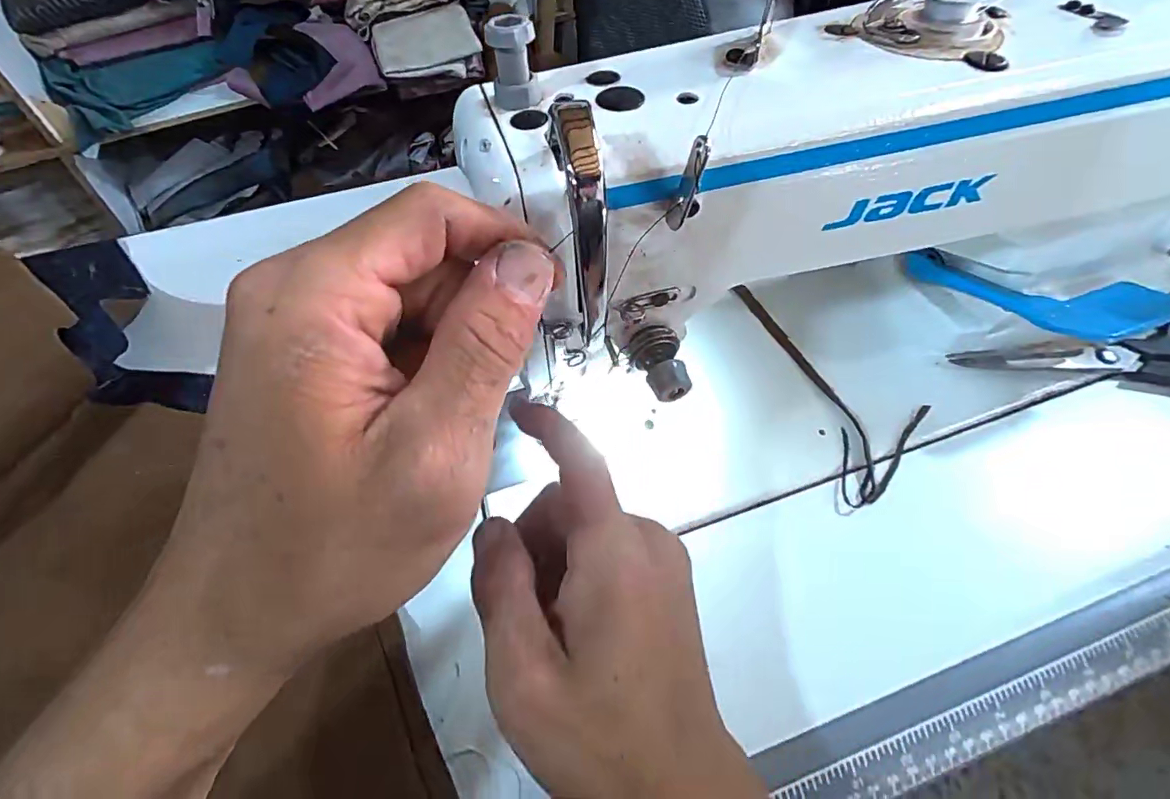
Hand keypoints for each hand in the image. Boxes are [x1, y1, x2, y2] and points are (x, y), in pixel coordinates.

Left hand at [155, 182, 558, 671]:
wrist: (235, 619)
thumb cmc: (334, 549)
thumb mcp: (435, 448)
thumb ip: (485, 342)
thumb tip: (529, 258)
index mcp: (313, 295)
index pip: (428, 214)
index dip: (501, 236)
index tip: (552, 290)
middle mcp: (292, 285)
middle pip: (419, 247)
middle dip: (482, 293)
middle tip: (520, 364)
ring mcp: (293, 315)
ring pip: (411, 282)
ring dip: (461, 326)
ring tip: (476, 397)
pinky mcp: (303, 345)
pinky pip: (389, 316)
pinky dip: (433, 347)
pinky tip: (442, 402)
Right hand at [472, 404, 764, 798]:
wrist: (676, 783)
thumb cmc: (598, 736)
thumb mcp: (523, 674)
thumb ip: (500, 588)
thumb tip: (493, 525)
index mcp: (616, 551)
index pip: (582, 463)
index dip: (551, 427)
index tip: (519, 408)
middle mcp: (648, 538)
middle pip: (570, 506)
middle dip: (534, 543)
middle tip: (517, 617)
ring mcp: (665, 557)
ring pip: (587, 528)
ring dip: (554, 565)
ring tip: (548, 636)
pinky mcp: (670, 577)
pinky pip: (611, 549)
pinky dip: (581, 572)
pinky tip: (576, 632)